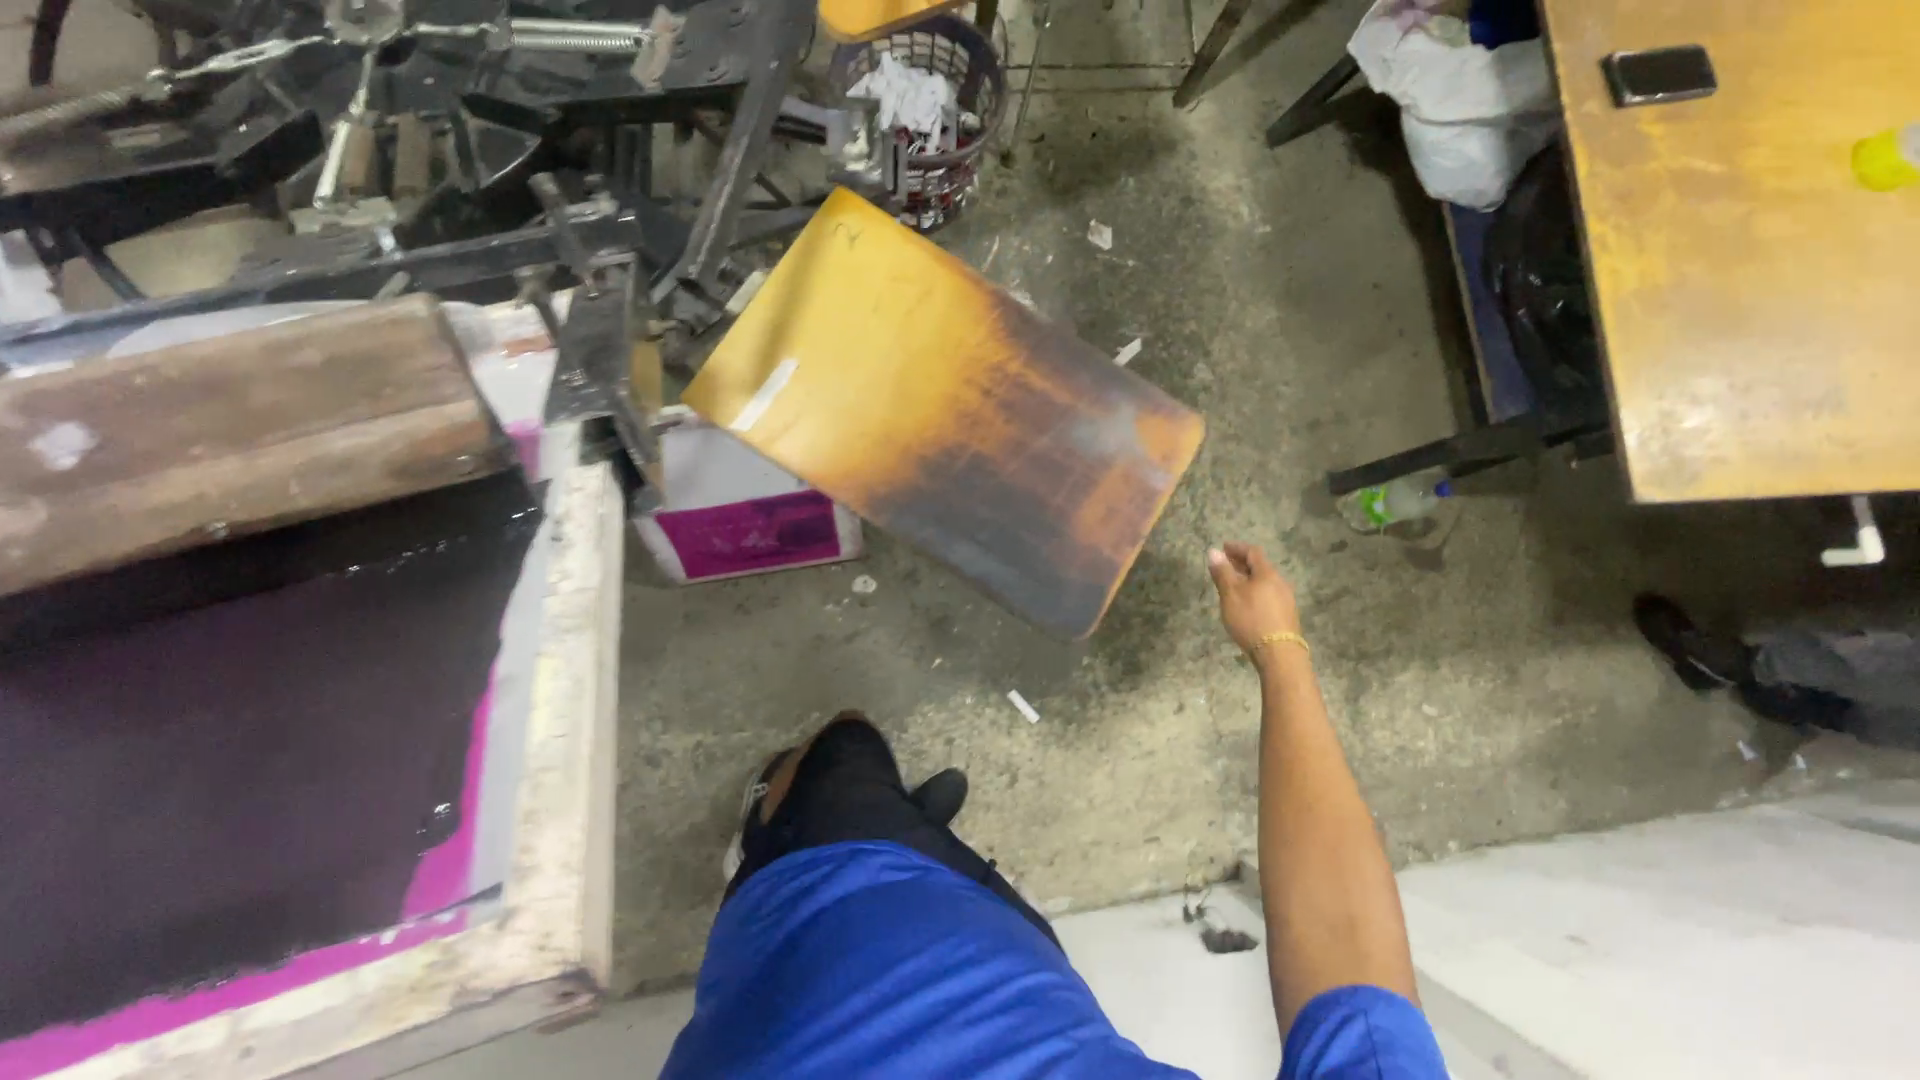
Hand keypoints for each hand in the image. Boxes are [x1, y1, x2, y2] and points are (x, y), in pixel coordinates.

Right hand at [1207, 543, 1300, 655]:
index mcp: (1267, 573)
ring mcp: (1286, 599)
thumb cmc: (1251, 619)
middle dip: (1242, 563)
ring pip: (1265, 582)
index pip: (1253, 552)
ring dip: (1249, 579)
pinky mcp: (1286, 615)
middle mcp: (1280, 582)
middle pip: (1260, 567)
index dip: (1237, 548)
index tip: (1223, 547)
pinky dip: (1256, 591)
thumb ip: (1222, 572)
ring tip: (1234, 585)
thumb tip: (1213, 551)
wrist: (1278, 653)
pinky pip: (1269, 595)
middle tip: (1226, 565)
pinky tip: (1248, 603)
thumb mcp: (1230, 594)